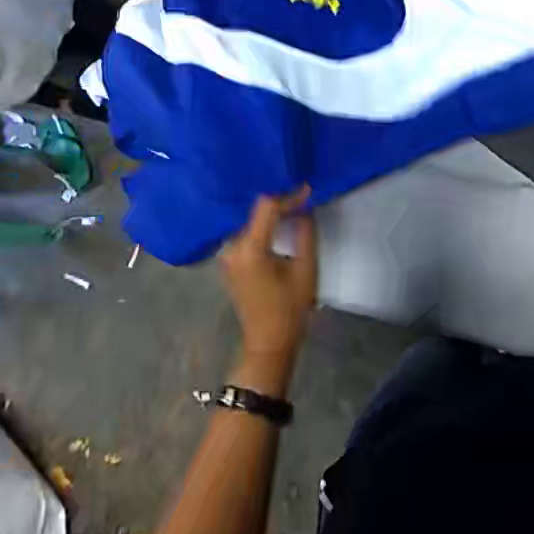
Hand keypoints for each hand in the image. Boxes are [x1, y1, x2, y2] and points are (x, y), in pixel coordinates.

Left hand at [219, 191, 318, 364]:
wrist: (268, 344)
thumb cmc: (289, 310)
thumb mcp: (305, 270)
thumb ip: (304, 233)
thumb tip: (304, 208)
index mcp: (250, 249)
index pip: (267, 208)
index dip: (288, 196)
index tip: (307, 189)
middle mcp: (232, 247)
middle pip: (255, 212)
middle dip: (278, 201)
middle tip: (299, 191)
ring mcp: (226, 255)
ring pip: (249, 221)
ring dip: (268, 213)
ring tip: (290, 202)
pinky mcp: (228, 261)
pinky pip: (244, 233)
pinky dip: (260, 225)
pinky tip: (275, 221)